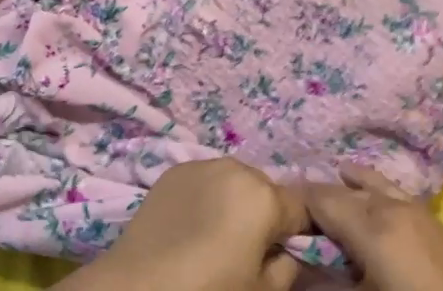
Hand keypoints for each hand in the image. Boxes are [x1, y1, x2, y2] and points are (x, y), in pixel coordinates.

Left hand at [55, 158, 306, 290]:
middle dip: (265, 215)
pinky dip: (208, 197)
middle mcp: (236, 167)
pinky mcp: (173, 169)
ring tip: (219, 237)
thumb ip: (286, 268)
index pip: (304, 208)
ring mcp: (202, 164)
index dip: (301, 231)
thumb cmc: (208, 290)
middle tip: (250, 249)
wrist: (138, 286)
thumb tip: (287, 253)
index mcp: (265, 195)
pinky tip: (193, 226)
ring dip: (235, 202)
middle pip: (266, 190)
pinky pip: (205, 181)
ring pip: (235, 182)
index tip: (293, 250)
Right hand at [304, 166, 442, 290]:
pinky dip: (367, 187)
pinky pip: (389, 189)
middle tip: (291, 219)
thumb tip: (295, 266)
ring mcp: (414, 208)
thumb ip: (327, 284)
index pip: (318, 198)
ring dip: (341, 192)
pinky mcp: (431, 219)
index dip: (292, 204)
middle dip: (313, 200)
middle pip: (340, 190)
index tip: (272, 215)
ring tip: (320, 206)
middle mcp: (389, 206)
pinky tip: (361, 190)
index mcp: (371, 226)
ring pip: (366, 185)